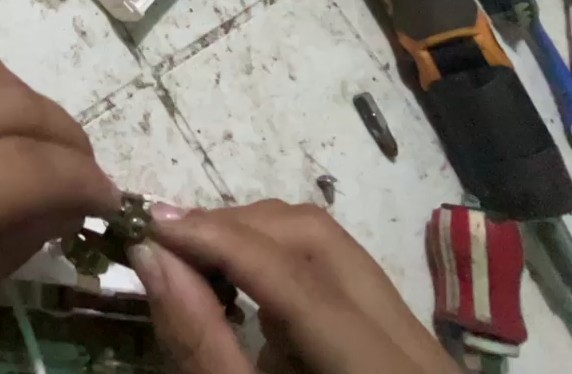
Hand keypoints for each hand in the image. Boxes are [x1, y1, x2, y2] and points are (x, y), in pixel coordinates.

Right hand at [129, 201, 455, 373]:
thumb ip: (200, 341)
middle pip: (315, 240)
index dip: (218, 240)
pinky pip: (329, 270)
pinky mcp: (394, 337)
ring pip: (323, 243)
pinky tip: (238, 295)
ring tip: (194, 262)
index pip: (297, 280)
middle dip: (234, 230)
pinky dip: (272, 265)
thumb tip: (149, 250)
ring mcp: (414, 338)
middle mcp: (421, 350)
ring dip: (250, 240)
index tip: (149, 222)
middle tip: (168, 241)